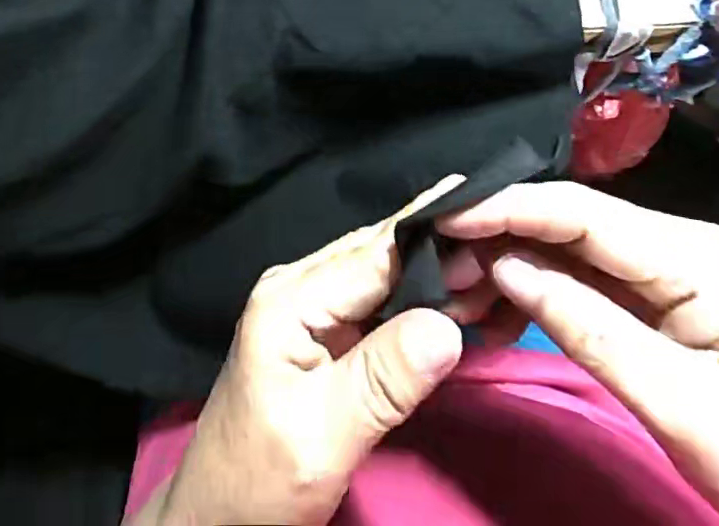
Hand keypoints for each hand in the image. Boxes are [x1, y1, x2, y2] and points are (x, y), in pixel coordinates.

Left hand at [141, 173, 489, 525]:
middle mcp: (295, 286)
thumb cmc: (262, 475)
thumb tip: (446, 325)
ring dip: (427, 269)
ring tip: (488, 263)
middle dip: (434, 245)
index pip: (371, 256)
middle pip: (374, 253)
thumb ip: (382, 379)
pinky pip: (371, 300)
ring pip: (375, 272)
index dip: (429, 238)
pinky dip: (411, 297)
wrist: (219, 504)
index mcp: (289, 299)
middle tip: (499, 240)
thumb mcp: (324, 435)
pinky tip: (450, 299)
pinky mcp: (317, 330)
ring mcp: (304, 305)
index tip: (487, 222)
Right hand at [440, 182, 718, 525]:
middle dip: (493, 241)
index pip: (574, 210)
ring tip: (456, 300)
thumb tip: (501, 263)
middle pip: (560, 224)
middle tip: (440, 274)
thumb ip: (587, 325)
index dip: (500, 206)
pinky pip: (574, 284)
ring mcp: (665, 276)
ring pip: (558, 252)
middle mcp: (675, 248)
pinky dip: (527, 296)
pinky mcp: (655, 305)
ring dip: (503, 271)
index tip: (437, 218)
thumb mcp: (686, 406)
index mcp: (694, 257)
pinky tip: (491, 317)